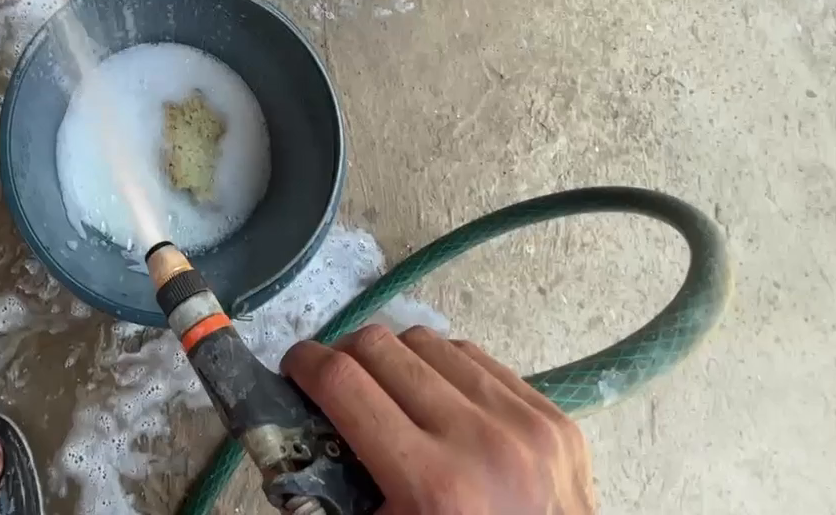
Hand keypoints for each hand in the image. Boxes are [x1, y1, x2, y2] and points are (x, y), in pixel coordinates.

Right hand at [282, 324, 595, 514]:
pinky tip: (441, 404)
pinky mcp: (555, 418)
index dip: (303, 364)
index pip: (341, 381)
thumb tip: (280, 430)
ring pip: (424, 340)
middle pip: (377, 345)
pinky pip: (472, 357)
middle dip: (344, 357)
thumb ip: (322, 494)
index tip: (294, 370)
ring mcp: (524, 424)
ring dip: (395, 360)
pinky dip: (442, 370)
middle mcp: (481, 442)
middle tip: (338, 385)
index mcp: (433, 486)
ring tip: (392, 394)